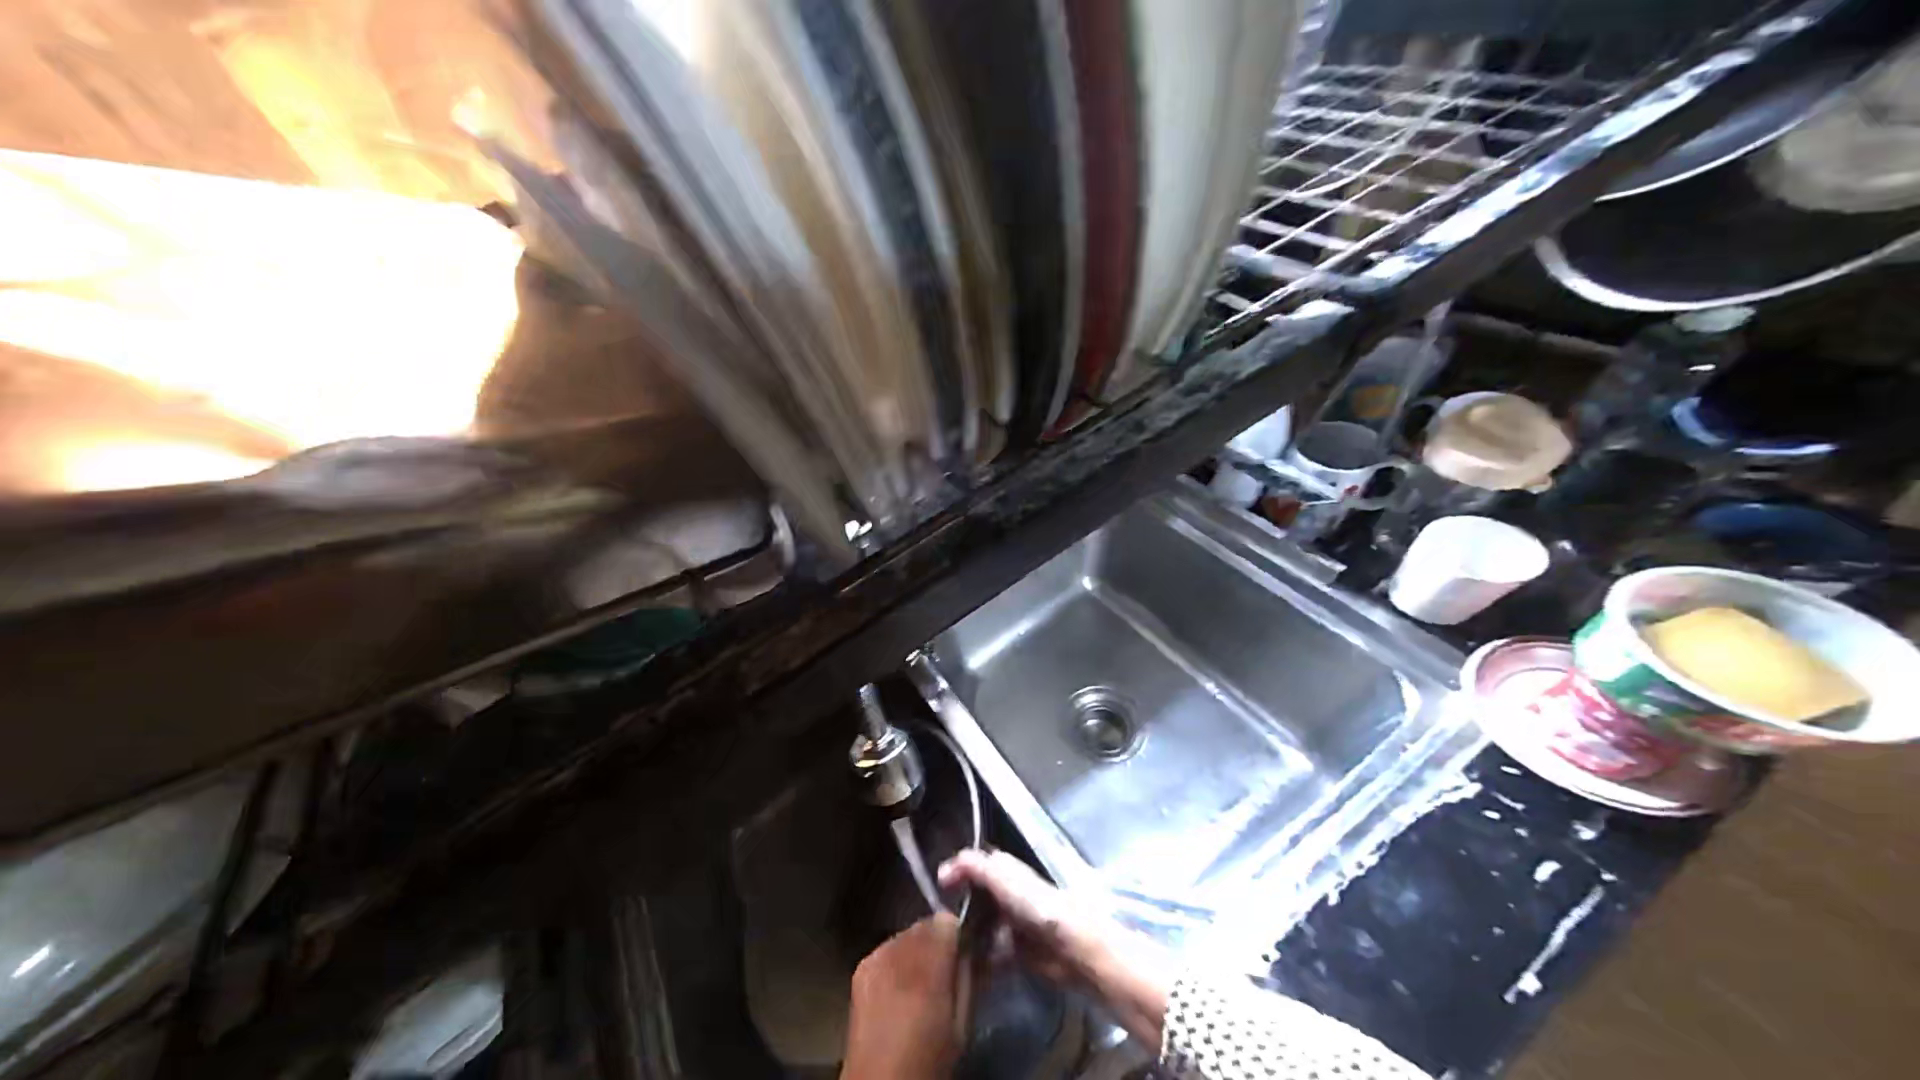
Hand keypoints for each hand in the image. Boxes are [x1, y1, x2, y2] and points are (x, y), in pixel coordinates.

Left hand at [842, 913, 960, 1079]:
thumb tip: (975, 948)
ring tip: (924, 976)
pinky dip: (900, 957)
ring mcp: (875, 956)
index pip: (947, 922)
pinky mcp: (862, 967)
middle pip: (926, 924)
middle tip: (948, 965)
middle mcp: (898, 952)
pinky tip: (903, 982)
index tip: (967, 949)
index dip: (959, 933)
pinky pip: (889, 947)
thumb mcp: (961, 1025)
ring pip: (908, 933)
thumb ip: (968, 978)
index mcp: (927, 967)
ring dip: (919, 947)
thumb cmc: (927, 1061)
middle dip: (939, 938)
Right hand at [936, 848, 1100, 984]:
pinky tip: (966, 966)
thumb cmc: (1036, 906)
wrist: (1071, 947)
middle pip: (978, 895)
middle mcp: (1009, 893)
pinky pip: (991, 953)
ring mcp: (1013, 923)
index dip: (958, 870)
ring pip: (983, 924)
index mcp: (1007, 870)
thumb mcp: (1002, 879)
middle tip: (936, 918)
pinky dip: (980, 958)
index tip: (938, 886)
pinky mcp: (1018, 952)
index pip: (977, 864)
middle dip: (960, 903)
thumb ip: (975, 867)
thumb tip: (943, 867)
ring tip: (945, 945)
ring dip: (968, 933)